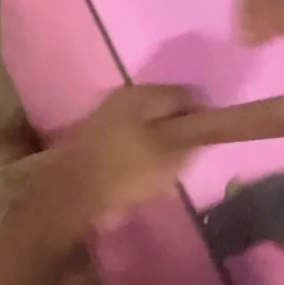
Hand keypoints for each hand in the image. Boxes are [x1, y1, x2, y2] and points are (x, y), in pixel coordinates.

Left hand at [15, 85, 204, 237]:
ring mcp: (107, 116)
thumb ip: (196, 130)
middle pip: (166, 109)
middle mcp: (124, 97)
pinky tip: (143, 175)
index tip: (211, 141)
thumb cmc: (128, 168)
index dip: (206, 115)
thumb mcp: (173, 149)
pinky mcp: (95, 139)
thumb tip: (208, 116)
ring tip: (168, 171)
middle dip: (182, 130)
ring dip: (161, 145)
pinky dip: (141, 155)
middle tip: (190, 158)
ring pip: (148, 126)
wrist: (72, 191)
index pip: (188, 94)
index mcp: (145, 93)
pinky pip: (130, 141)